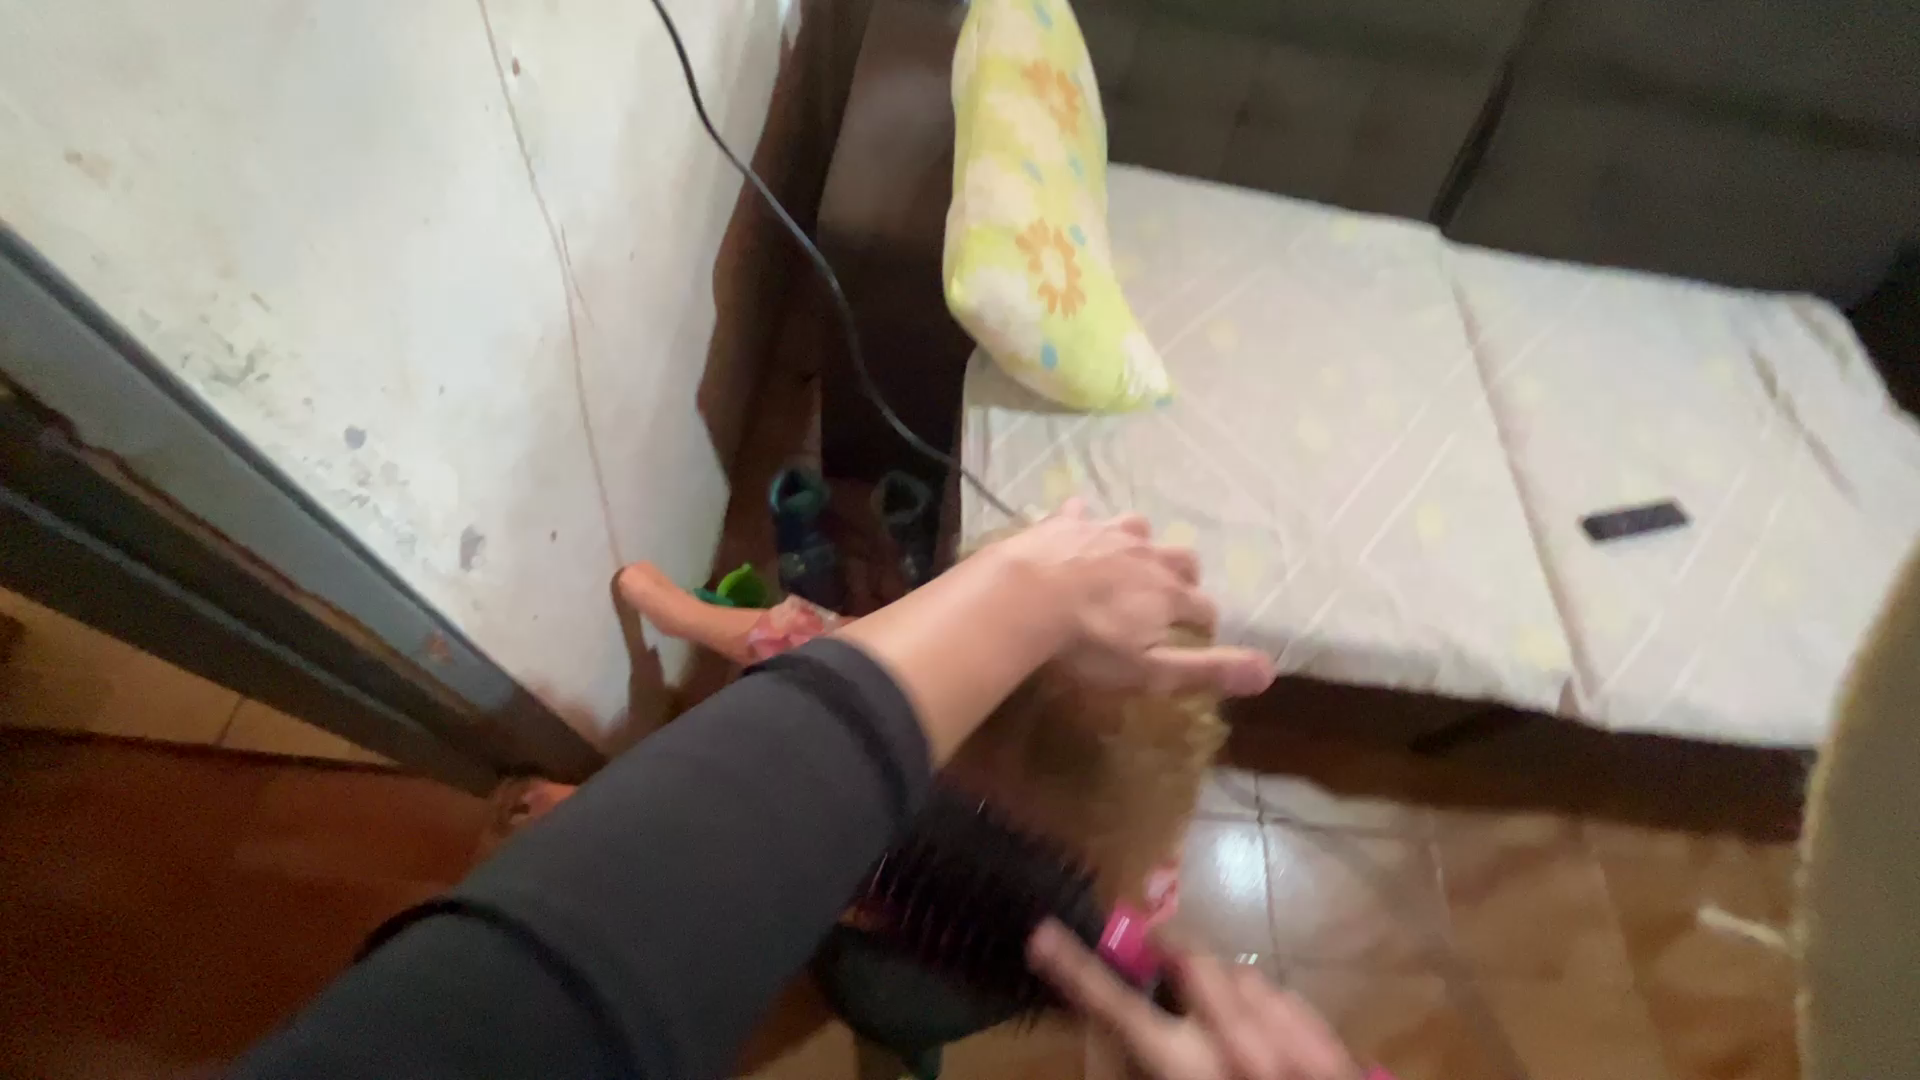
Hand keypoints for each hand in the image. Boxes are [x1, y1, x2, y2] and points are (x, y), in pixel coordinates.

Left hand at [991, 500, 1273, 697]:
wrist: (1022, 597)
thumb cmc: (1087, 642)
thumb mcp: (1150, 670)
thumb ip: (1207, 669)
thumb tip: (1269, 671)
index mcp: (1169, 592)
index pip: (1204, 607)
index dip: (1204, 623)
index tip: (1198, 635)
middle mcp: (1146, 554)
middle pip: (1181, 559)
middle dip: (1182, 577)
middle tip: (1168, 596)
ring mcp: (1105, 531)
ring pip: (1138, 527)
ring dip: (1140, 543)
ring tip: (1127, 560)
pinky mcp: (1065, 521)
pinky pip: (1082, 512)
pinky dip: (1084, 521)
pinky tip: (1074, 528)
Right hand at [1028, 921, 1360, 1079]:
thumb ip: (1147, 1065)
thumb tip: (1126, 1037)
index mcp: (1192, 1071)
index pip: (1120, 1009)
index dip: (1077, 970)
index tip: (1042, 934)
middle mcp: (1241, 1049)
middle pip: (1193, 962)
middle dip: (1173, 956)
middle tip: (1162, 967)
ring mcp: (1294, 1046)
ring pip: (1243, 974)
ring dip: (1225, 987)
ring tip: (1227, 1025)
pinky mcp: (1334, 1051)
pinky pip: (1288, 999)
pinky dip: (1269, 1007)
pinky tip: (1272, 1039)